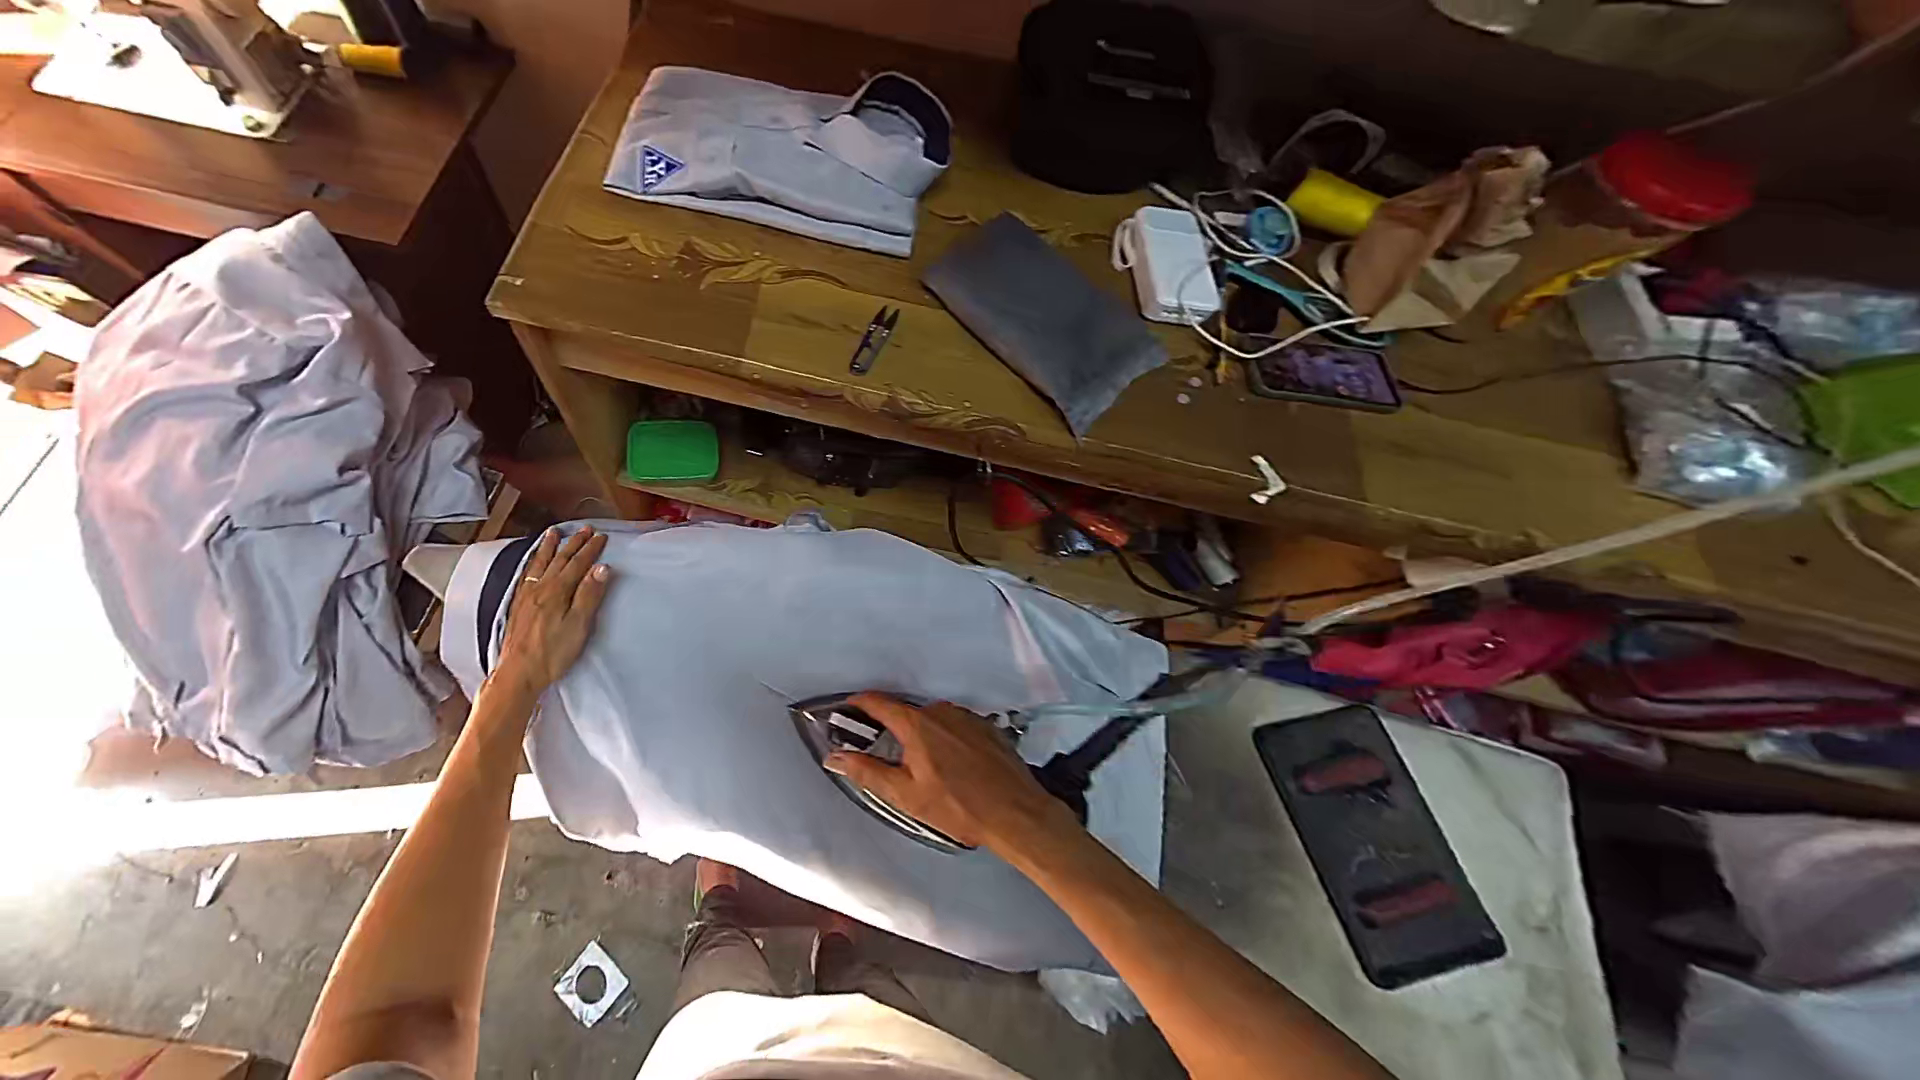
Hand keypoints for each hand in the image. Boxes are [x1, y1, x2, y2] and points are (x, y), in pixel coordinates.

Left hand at [493, 526, 611, 695]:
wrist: (518, 674)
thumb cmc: (552, 653)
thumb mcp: (578, 625)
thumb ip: (589, 595)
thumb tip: (601, 569)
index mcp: (556, 593)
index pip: (577, 564)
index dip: (590, 550)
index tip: (601, 537)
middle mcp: (539, 590)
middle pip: (559, 561)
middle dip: (573, 544)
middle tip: (584, 530)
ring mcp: (526, 598)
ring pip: (539, 565)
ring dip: (549, 548)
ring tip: (553, 534)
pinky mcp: (519, 607)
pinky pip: (526, 576)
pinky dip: (532, 564)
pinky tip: (533, 563)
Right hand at [824, 694, 1078, 853]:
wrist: (1015, 812)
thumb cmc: (961, 807)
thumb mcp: (906, 795)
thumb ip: (867, 772)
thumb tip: (836, 757)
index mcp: (918, 725)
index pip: (879, 702)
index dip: (858, 704)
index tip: (847, 709)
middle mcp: (942, 712)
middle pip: (905, 712)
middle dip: (890, 728)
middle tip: (882, 751)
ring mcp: (966, 717)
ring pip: (931, 719)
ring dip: (920, 735)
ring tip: (921, 767)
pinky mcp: (985, 726)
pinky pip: (954, 725)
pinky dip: (944, 738)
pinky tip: (950, 765)